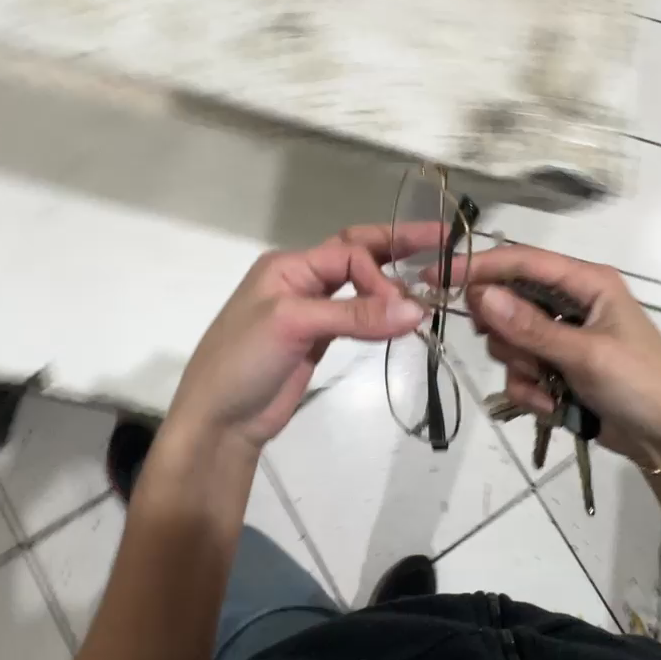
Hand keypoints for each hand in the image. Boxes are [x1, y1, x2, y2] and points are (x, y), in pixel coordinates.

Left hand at [165, 223, 444, 449]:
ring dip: (390, 285)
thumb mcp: (292, 325)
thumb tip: (416, 311)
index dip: (379, 276)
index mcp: (288, 265)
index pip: (348, 253)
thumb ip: (354, 315)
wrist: (218, 420)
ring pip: (358, 286)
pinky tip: (401, 319)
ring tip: (431, 284)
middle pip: (355, 254)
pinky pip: (355, 317)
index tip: (400, 309)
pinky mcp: (317, 340)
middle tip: (442, 238)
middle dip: (396, 245)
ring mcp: (309, 311)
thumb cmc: (243, 362)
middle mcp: (300, 280)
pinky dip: (379, 315)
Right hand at [453, 244, 660, 475]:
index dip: (478, 266)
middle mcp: (570, 301)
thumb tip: (480, 295)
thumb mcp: (586, 355)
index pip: (521, 261)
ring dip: (521, 368)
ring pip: (508, 339)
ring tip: (550, 388)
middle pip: (507, 300)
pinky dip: (529, 390)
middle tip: (518, 355)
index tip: (437, 276)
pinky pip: (518, 370)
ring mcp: (561, 335)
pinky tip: (554, 407)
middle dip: (506, 333)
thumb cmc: (641, 387)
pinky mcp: (555, 367)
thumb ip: (531, 327)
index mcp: (586, 282)